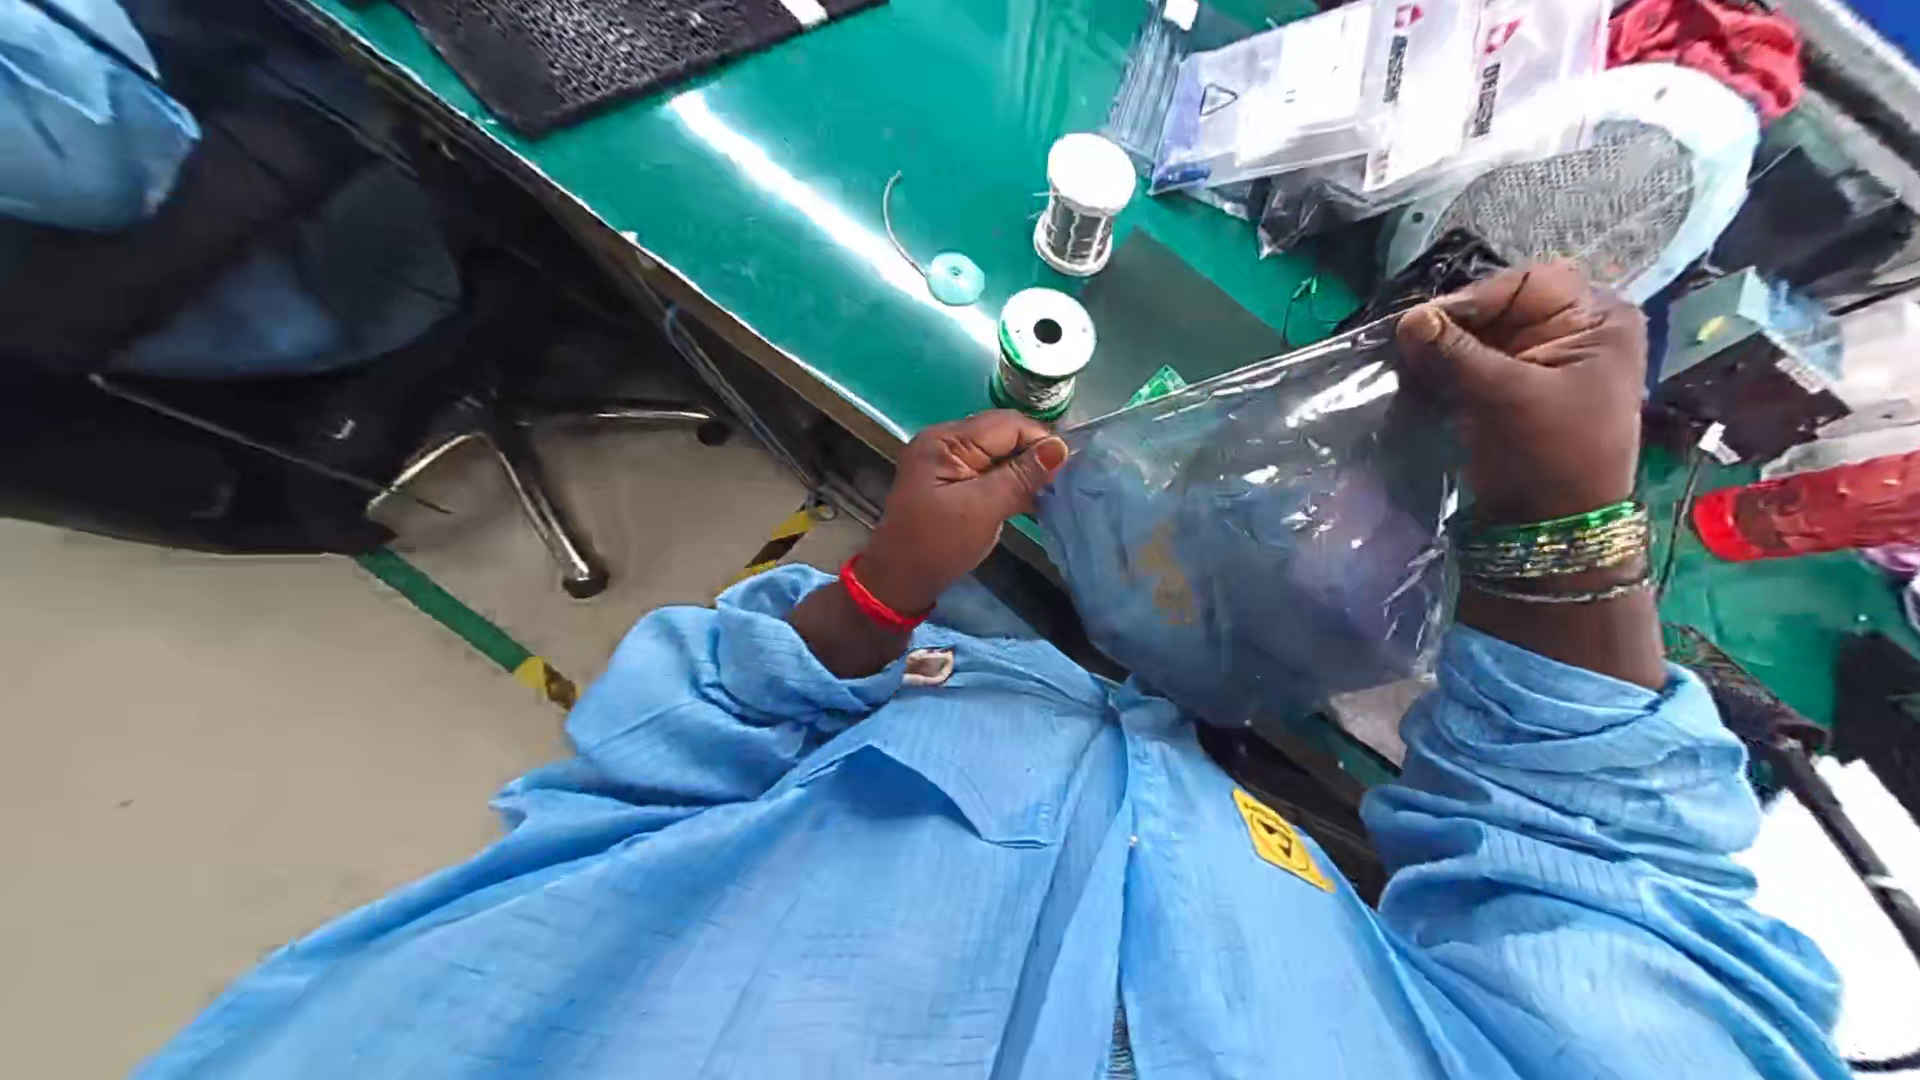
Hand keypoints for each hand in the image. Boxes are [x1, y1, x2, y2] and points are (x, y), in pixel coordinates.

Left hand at [856, 411, 1068, 613]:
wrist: (900, 582)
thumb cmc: (936, 545)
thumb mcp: (982, 509)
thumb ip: (1021, 476)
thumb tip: (1061, 447)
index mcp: (945, 440)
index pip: (1006, 424)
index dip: (1040, 441)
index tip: (1069, 467)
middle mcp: (946, 442)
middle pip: (1004, 435)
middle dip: (1035, 455)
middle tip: (1065, 481)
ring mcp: (950, 463)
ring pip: (1001, 455)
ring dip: (1027, 471)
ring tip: (1054, 491)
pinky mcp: (956, 483)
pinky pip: (992, 472)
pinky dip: (1013, 484)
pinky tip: (1035, 499)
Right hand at [1395, 262, 1646, 523]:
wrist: (1549, 518)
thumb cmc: (1550, 452)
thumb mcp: (1507, 397)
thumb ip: (1457, 355)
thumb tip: (1407, 320)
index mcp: (1592, 320)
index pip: (1525, 284)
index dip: (1472, 299)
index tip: (1420, 324)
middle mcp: (1564, 332)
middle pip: (1495, 308)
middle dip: (1448, 326)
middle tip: (1406, 345)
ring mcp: (1530, 361)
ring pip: (1472, 337)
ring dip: (1436, 350)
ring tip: (1404, 364)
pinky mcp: (1500, 388)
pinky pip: (1462, 364)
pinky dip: (1436, 369)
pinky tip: (1413, 379)